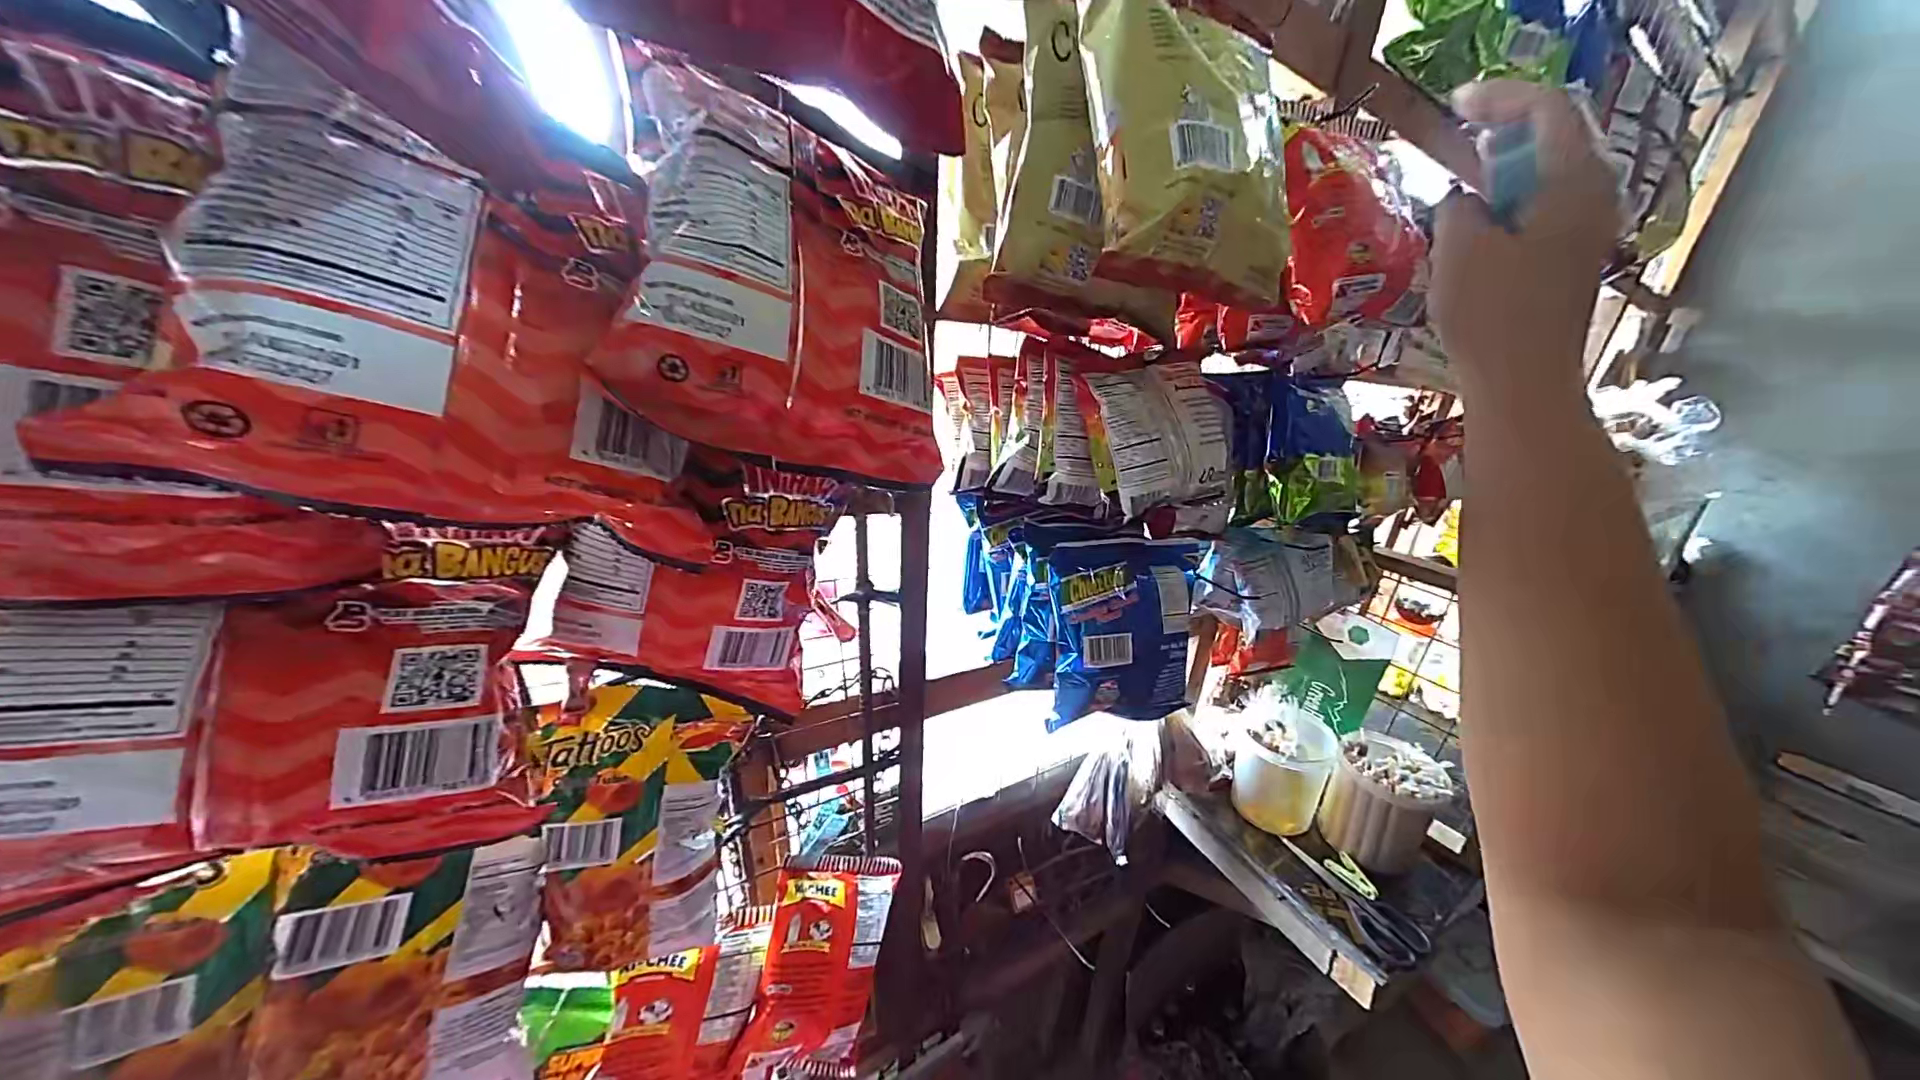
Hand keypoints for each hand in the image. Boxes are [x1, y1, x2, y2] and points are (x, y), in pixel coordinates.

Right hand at [1430, 80, 1623, 399]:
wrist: (1522, 380)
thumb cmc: (1490, 316)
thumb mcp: (1459, 252)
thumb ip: (1458, 208)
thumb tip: (1461, 198)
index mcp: (1574, 184)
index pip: (1548, 111)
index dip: (1500, 98)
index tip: (1454, 104)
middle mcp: (1594, 196)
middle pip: (1559, 137)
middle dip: (1508, 128)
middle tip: (1460, 133)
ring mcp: (1586, 229)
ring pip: (1551, 174)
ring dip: (1508, 166)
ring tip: (1465, 173)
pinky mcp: (1569, 258)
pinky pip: (1545, 207)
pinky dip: (1512, 199)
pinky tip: (1480, 218)